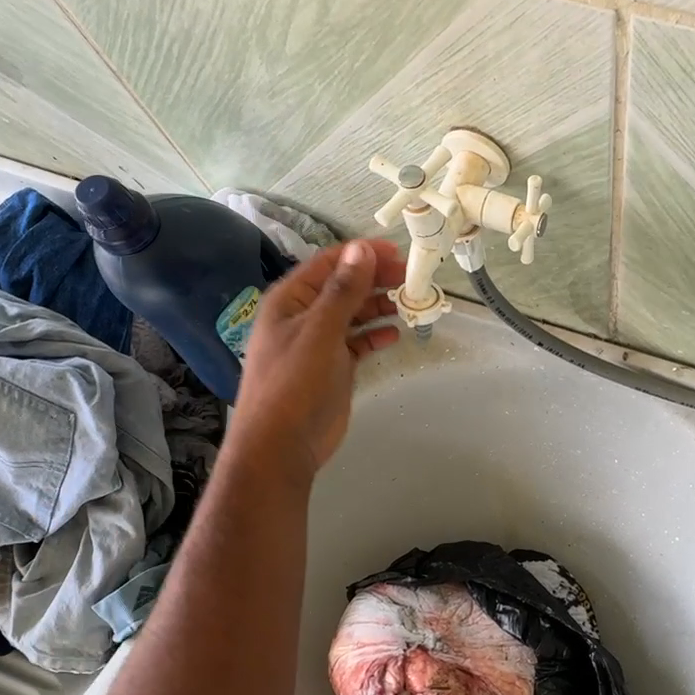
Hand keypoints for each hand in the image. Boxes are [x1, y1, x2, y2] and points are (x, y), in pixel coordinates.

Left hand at [230, 239, 403, 478]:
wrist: (281, 444)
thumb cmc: (294, 383)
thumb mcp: (320, 331)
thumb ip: (342, 291)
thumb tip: (362, 250)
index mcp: (291, 300)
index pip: (329, 264)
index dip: (361, 255)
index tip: (397, 253)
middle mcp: (304, 316)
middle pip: (344, 287)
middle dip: (376, 280)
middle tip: (412, 278)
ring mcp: (319, 343)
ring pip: (353, 315)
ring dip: (379, 307)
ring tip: (410, 303)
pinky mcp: (333, 368)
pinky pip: (357, 343)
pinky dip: (376, 336)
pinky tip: (396, 334)